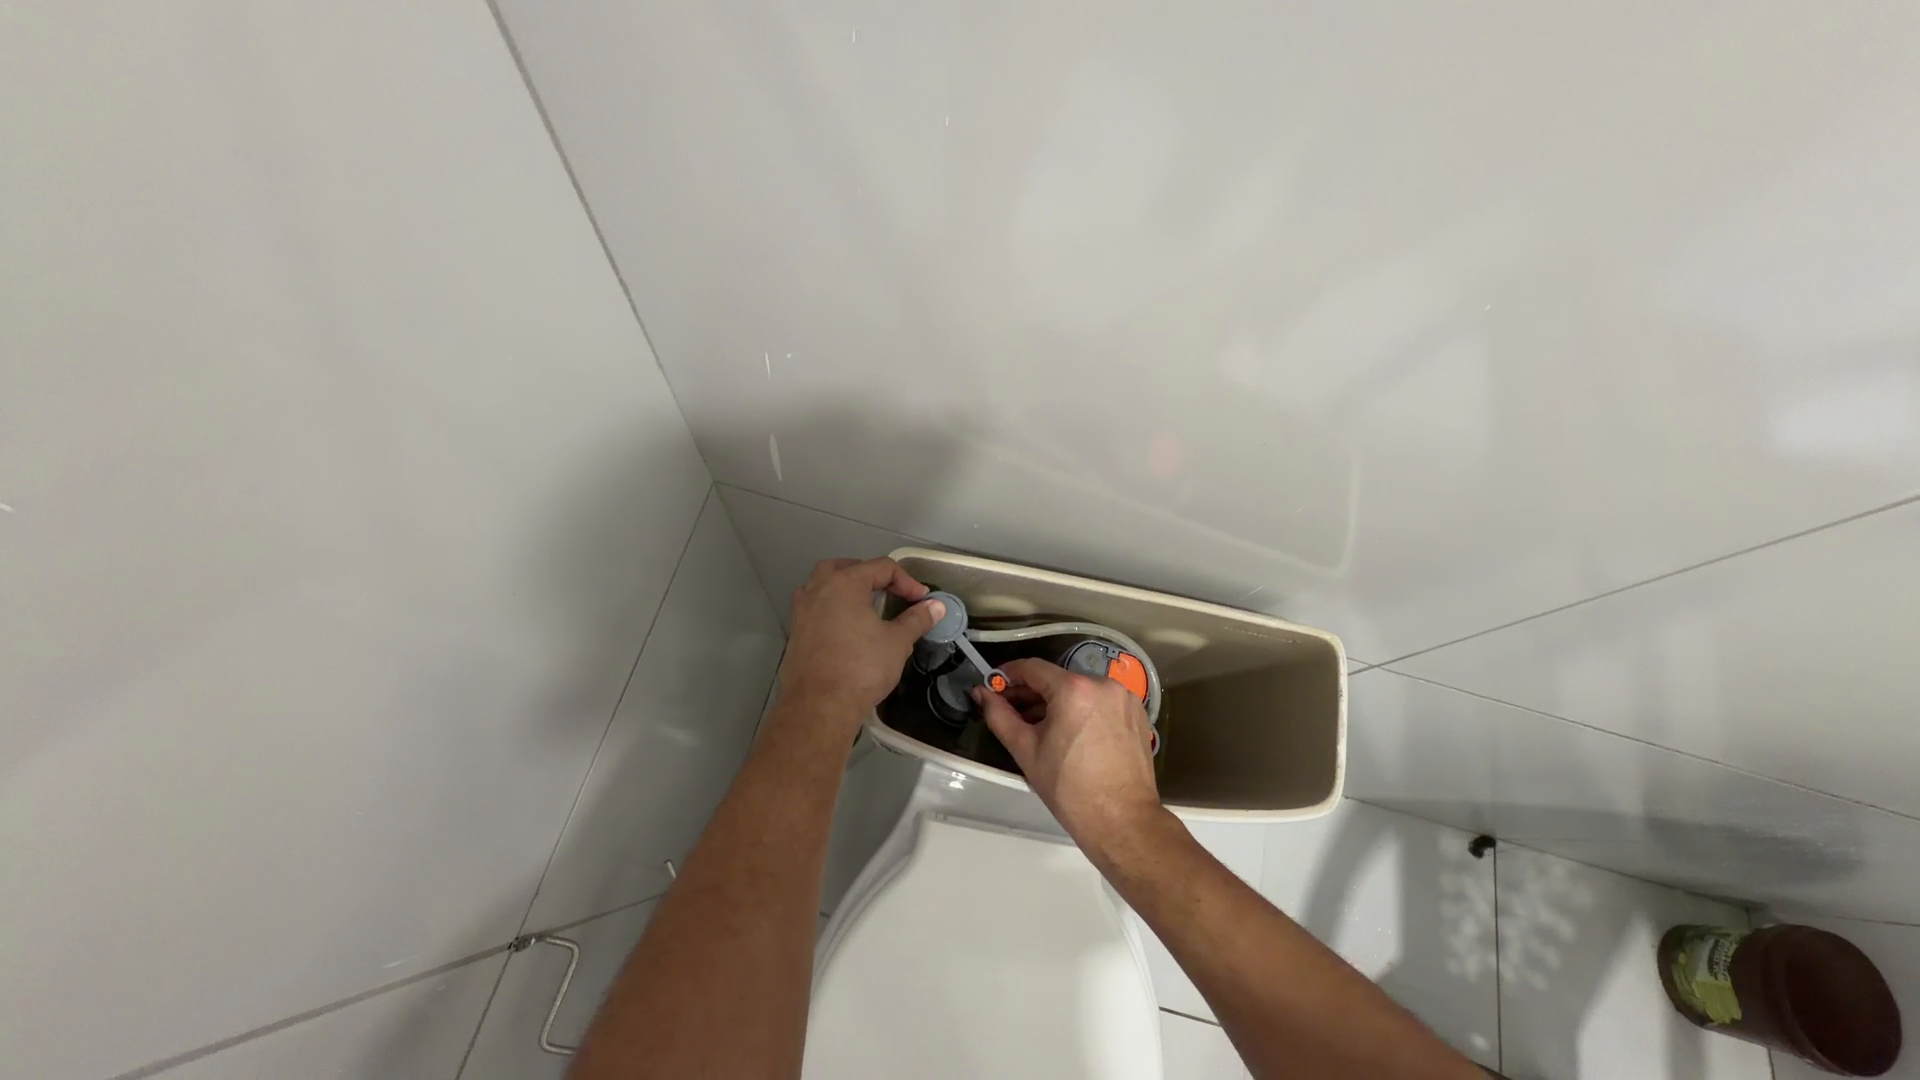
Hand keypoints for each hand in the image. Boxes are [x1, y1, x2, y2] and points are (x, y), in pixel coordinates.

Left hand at [779, 558, 945, 720]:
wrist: (819, 706)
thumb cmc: (861, 668)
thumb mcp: (897, 642)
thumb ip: (917, 619)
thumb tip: (935, 607)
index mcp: (844, 584)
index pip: (881, 568)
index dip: (907, 581)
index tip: (922, 600)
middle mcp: (818, 590)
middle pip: (845, 567)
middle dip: (869, 575)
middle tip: (889, 591)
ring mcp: (801, 611)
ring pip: (823, 586)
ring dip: (846, 590)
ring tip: (866, 608)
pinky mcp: (795, 633)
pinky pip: (816, 609)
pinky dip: (832, 609)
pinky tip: (847, 630)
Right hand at [974, 658, 1162, 849]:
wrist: (1122, 821)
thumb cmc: (1069, 788)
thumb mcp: (1026, 750)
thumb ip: (1000, 716)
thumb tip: (982, 693)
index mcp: (1075, 689)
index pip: (1033, 668)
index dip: (1008, 675)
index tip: (993, 686)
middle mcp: (1104, 684)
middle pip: (1058, 679)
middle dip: (1032, 693)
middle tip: (1011, 711)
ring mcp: (1125, 698)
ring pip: (1081, 691)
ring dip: (1057, 703)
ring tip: (1039, 728)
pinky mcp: (1138, 714)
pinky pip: (1101, 703)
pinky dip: (1083, 711)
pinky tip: (1071, 735)